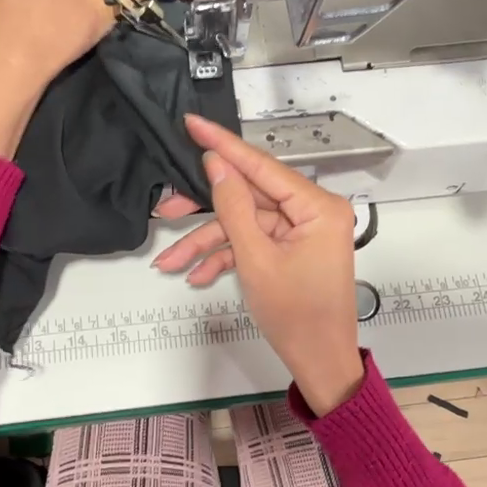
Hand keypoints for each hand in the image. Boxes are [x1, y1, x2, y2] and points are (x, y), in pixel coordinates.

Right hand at [153, 115, 365, 412]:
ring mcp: (302, 231)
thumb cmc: (298, 316)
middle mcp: (313, 211)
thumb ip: (233, 207)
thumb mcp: (256, 259)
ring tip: (170, 262)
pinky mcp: (292, 249)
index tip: (193, 123)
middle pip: (248, 195)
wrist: (320, 363)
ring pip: (245, 222)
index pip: (261, 165)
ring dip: (208, 242)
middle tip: (165, 209)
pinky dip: (227, 256)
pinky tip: (197, 274)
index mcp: (317, 206)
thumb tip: (217, 165)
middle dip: (204, 210)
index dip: (223, 144)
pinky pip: (254, 242)